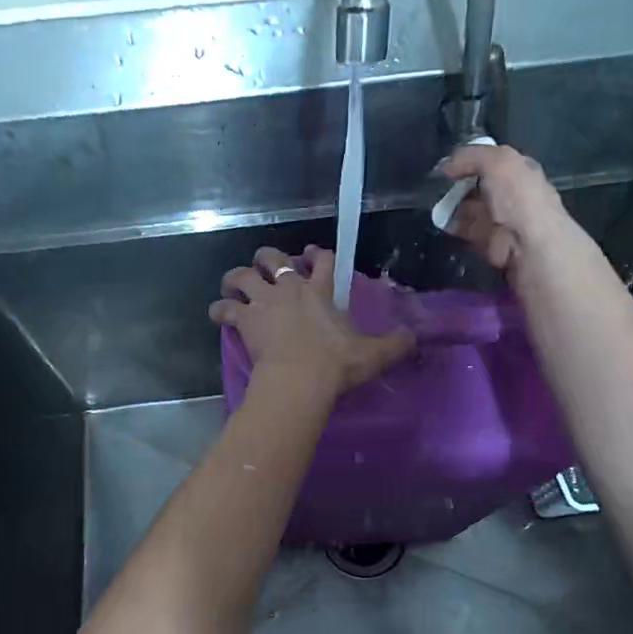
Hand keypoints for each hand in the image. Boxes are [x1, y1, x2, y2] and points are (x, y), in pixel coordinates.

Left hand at [209, 245, 413, 393]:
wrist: (301, 378)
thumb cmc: (336, 364)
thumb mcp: (373, 354)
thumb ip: (394, 344)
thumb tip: (414, 338)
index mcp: (320, 291)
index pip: (321, 260)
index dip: (317, 255)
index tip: (311, 255)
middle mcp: (289, 289)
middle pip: (272, 257)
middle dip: (267, 257)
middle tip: (265, 267)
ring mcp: (264, 303)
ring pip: (242, 276)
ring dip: (235, 278)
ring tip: (233, 285)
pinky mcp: (244, 321)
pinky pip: (224, 308)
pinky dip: (219, 310)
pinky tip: (218, 315)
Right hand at [438, 143, 602, 274]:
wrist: (527, 244)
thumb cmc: (517, 197)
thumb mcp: (497, 161)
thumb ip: (469, 156)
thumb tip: (443, 166)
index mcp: (516, 168)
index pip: (487, 159)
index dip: (466, 159)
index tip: (444, 165)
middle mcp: (508, 191)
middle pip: (474, 183)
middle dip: (453, 183)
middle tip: (432, 185)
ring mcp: (497, 217)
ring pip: (467, 206)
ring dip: (449, 205)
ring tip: (429, 203)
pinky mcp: (486, 239)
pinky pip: (463, 229)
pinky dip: (449, 226)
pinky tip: (438, 221)